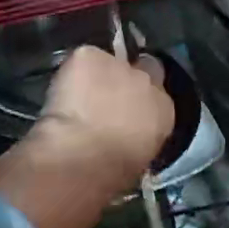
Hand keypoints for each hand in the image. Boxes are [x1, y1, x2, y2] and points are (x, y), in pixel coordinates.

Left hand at [34, 46, 174, 183]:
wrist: (81, 156)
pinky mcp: (89, 55)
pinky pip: (82, 59)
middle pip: (138, 68)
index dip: (138, 96)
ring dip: (95, 76)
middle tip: (102, 97)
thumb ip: (139, 132)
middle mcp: (145, 80)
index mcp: (163, 109)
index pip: (157, 90)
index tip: (124, 108)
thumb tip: (127, 128)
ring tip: (77, 99)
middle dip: (122, 79)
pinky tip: (65, 93)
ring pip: (105, 62)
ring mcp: (117, 63)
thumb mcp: (139, 157)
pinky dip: (73, 72)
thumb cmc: (110, 172)